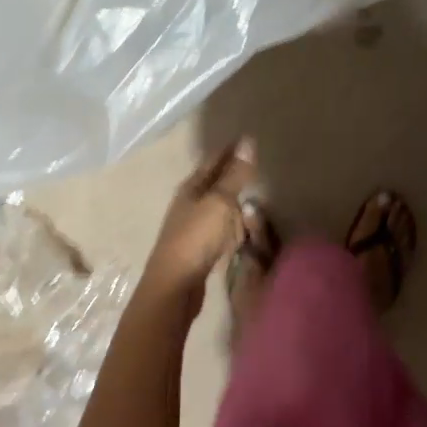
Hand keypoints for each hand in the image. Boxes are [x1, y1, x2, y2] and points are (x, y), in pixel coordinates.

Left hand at [144, 137, 256, 306]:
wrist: (174, 286)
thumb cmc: (197, 238)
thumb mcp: (220, 202)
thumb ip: (235, 175)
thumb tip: (248, 140)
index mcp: (191, 187)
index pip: (213, 160)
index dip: (230, 150)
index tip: (248, 139)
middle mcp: (189, 204)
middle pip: (214, 184)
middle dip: (231, 175)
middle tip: (252, 167)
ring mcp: (192, 228)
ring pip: (218, 209)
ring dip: (232, 203)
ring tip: (250, 199)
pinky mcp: (199, 250)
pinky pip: (220, 232)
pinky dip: (231, 228)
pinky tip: (240, 233)